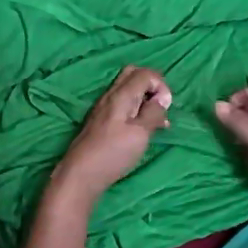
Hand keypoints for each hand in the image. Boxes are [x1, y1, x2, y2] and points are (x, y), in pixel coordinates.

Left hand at [51, 65, 172, 204]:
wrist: (80, 174)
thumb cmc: (113, 153)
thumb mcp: (140, 133)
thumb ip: (153, 113)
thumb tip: (162, 99)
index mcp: (122, 94)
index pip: (146, 73)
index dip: (161, 86)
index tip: (166, 107)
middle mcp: (111, 95)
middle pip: (133, 74)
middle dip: (152, 85)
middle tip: (161, 106)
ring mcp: (104, 107)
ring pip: (128, 88)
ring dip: (144, 98)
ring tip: (156, 121)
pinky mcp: (101, 119)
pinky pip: (122, 103)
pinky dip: (135, 108)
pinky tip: (142, 128)